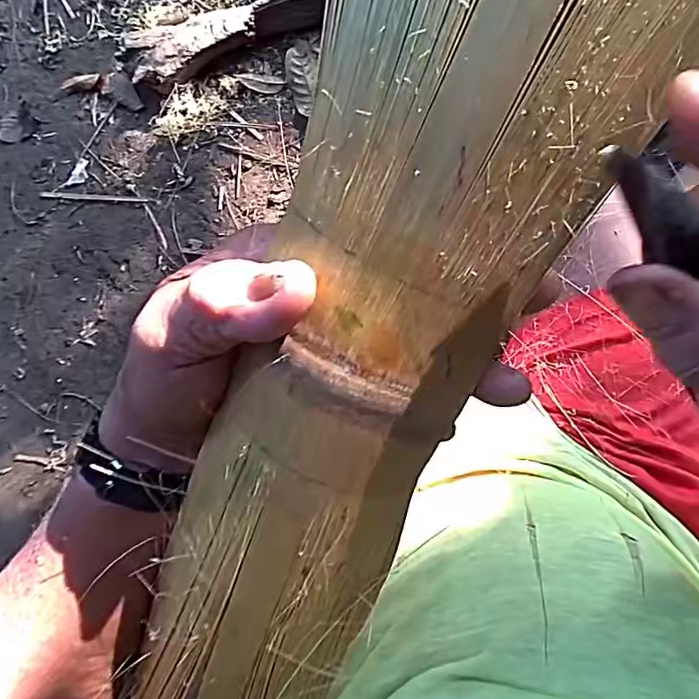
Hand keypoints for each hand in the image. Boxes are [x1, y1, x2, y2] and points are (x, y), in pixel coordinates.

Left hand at [98, 221, 561, 470]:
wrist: (160, 460)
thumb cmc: (161, 380)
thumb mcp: (169, 332)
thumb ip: (216, 305)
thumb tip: (300, 284)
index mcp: (284, 261)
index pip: (364, 238)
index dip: (424, 239)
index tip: (488, 247)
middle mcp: (323, 299)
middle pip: (407, 286)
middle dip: (471, 294)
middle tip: (538, 304)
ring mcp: (340, 355)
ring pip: (415, 340)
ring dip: (469, 353)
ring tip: (512, 382)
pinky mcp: (348, 404)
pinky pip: (403, 393)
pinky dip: (440, 398)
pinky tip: (473, 409)